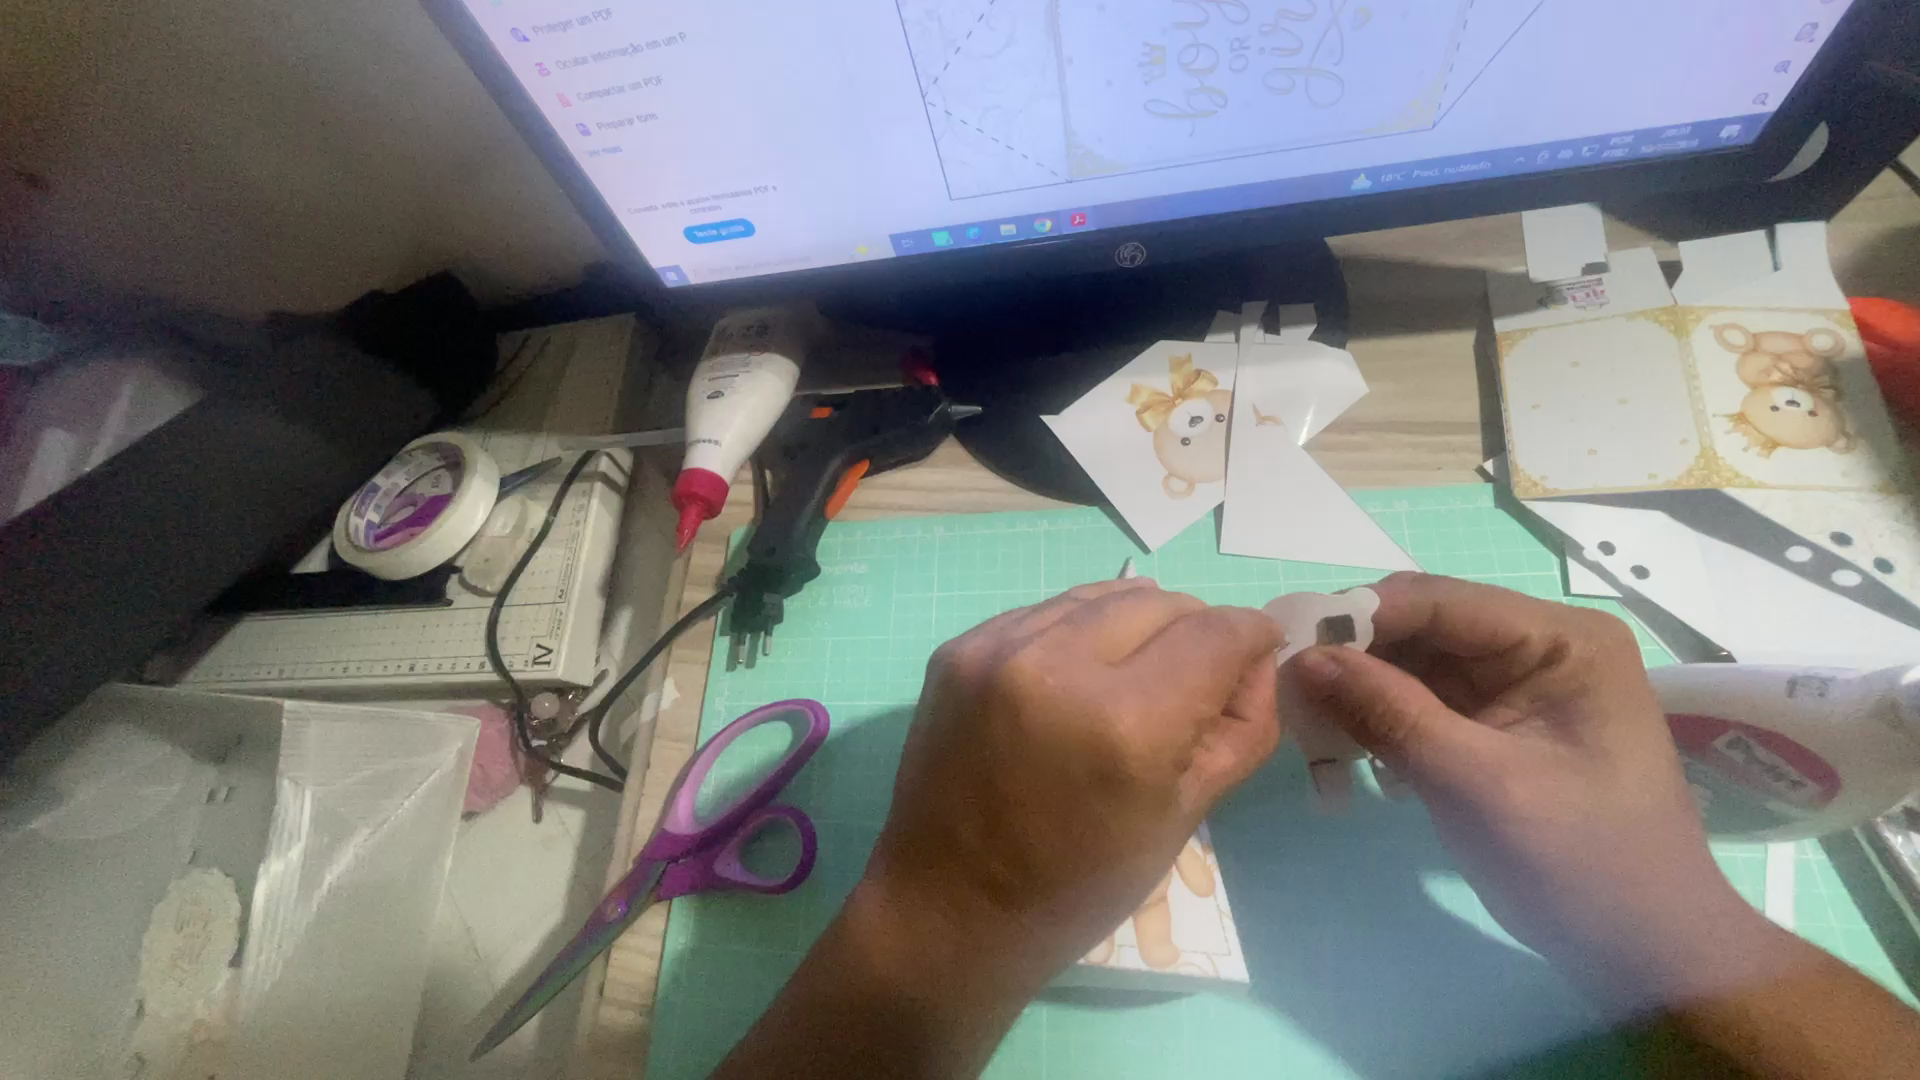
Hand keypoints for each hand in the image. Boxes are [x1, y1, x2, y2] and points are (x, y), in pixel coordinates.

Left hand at [859, 578, 1281, 991]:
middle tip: (1191, 676)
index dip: (1251, 636)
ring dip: (1133, 624)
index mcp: (1124, 724)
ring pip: (1100, 596)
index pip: (1216, 633)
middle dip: (1194, 630)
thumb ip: (1240, 727)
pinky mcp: (958, 648)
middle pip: (1160, 602)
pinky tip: (1072, 677)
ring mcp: (996, 649)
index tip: (1255, 649)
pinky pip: (1043, 612)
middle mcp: (1056, 665)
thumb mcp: (1183, 817)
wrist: (948, 902)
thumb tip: (1257, 657)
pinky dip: (1075, 632)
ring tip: (1131, 672)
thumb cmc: (1076, 885)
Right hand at [1285, 573, 1775, 1009]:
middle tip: (1290, 698)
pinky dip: (1368, 722)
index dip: (1356, 617)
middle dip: (1348, 659)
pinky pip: (1403, 697)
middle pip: (1410, 626)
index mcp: (1558, 640)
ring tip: (1310, 738)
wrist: (1639, 953)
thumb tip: (1301, 657)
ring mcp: (1503, 680)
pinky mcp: (1480, 715)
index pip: (1435, 601)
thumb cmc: (1580, 865)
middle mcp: (1530, 643)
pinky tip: (1345, 761)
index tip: (1288, 649)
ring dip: (1350, 695)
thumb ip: (1388, 713)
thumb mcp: (1476, 784)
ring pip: (1397, 661)